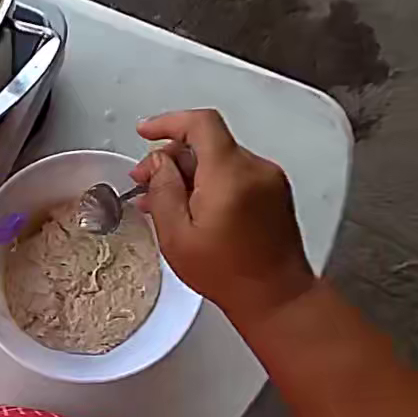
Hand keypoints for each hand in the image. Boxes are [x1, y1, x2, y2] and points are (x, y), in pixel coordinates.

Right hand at [131, 109, 314, 325]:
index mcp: (229, 175)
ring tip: (163, 201)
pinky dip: (208, 180)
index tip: (145, 132)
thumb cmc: (225, 271)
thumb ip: (163, 190)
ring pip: (219, 157)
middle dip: (170, 156)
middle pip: (207, 142)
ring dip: (188, 171)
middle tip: (144, 181)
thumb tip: (156, 163)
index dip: (168, 123)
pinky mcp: (273, 190)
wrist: (274, 294)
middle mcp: (254, 168)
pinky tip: (190, 206)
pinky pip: (234, 172)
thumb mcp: (176, 235)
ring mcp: (268, 178)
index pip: (200, 125)